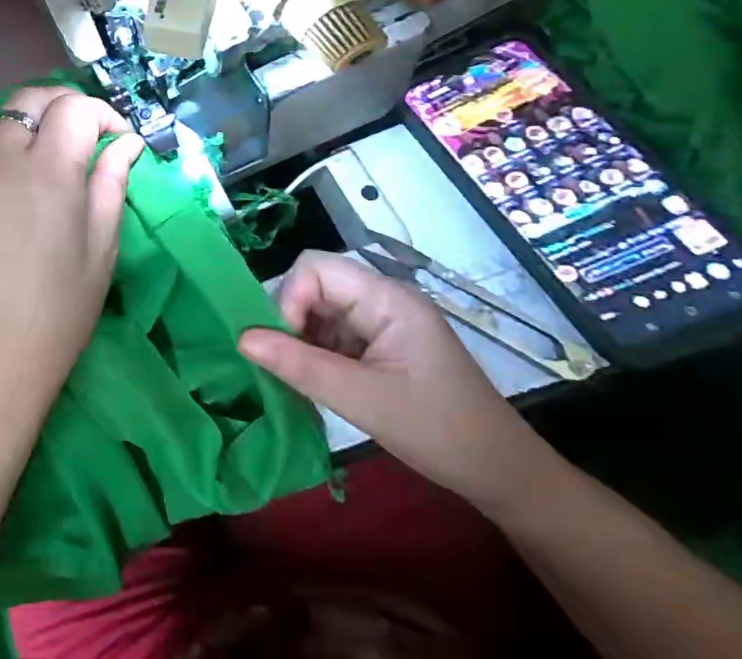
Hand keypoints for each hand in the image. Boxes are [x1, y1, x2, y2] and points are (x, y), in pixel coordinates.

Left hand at [0, 86, 144, 411]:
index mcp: (47, 173)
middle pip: (31, 98)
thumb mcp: (101, 246)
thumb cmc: (60, 309)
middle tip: (92, 135)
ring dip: (39, 122)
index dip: (104, 114)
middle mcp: (4, 162)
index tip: (120, 142)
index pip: (73, 108)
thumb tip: (124, 144)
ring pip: (6, 120)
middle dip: (66, 103)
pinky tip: (34, 181)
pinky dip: (16, 145)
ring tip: (65, 156)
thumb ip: (111, 183)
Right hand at [238, 252, 557, 509]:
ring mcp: (380, 321)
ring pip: (317, 310)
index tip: (283, 344)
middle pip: (313, 285)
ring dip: (299, 339)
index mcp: (387, 299)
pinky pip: (329, 332)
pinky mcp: (377, 344)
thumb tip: (240, 338)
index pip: (315, 268)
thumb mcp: (363, 400)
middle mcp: (382, 300)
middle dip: (289, 319)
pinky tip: (312, 382)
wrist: (500, 473)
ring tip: (297, 378)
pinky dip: (312, 353)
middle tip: (285, 364)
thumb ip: (299, 365)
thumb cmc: (439, 431)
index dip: (289, 298)